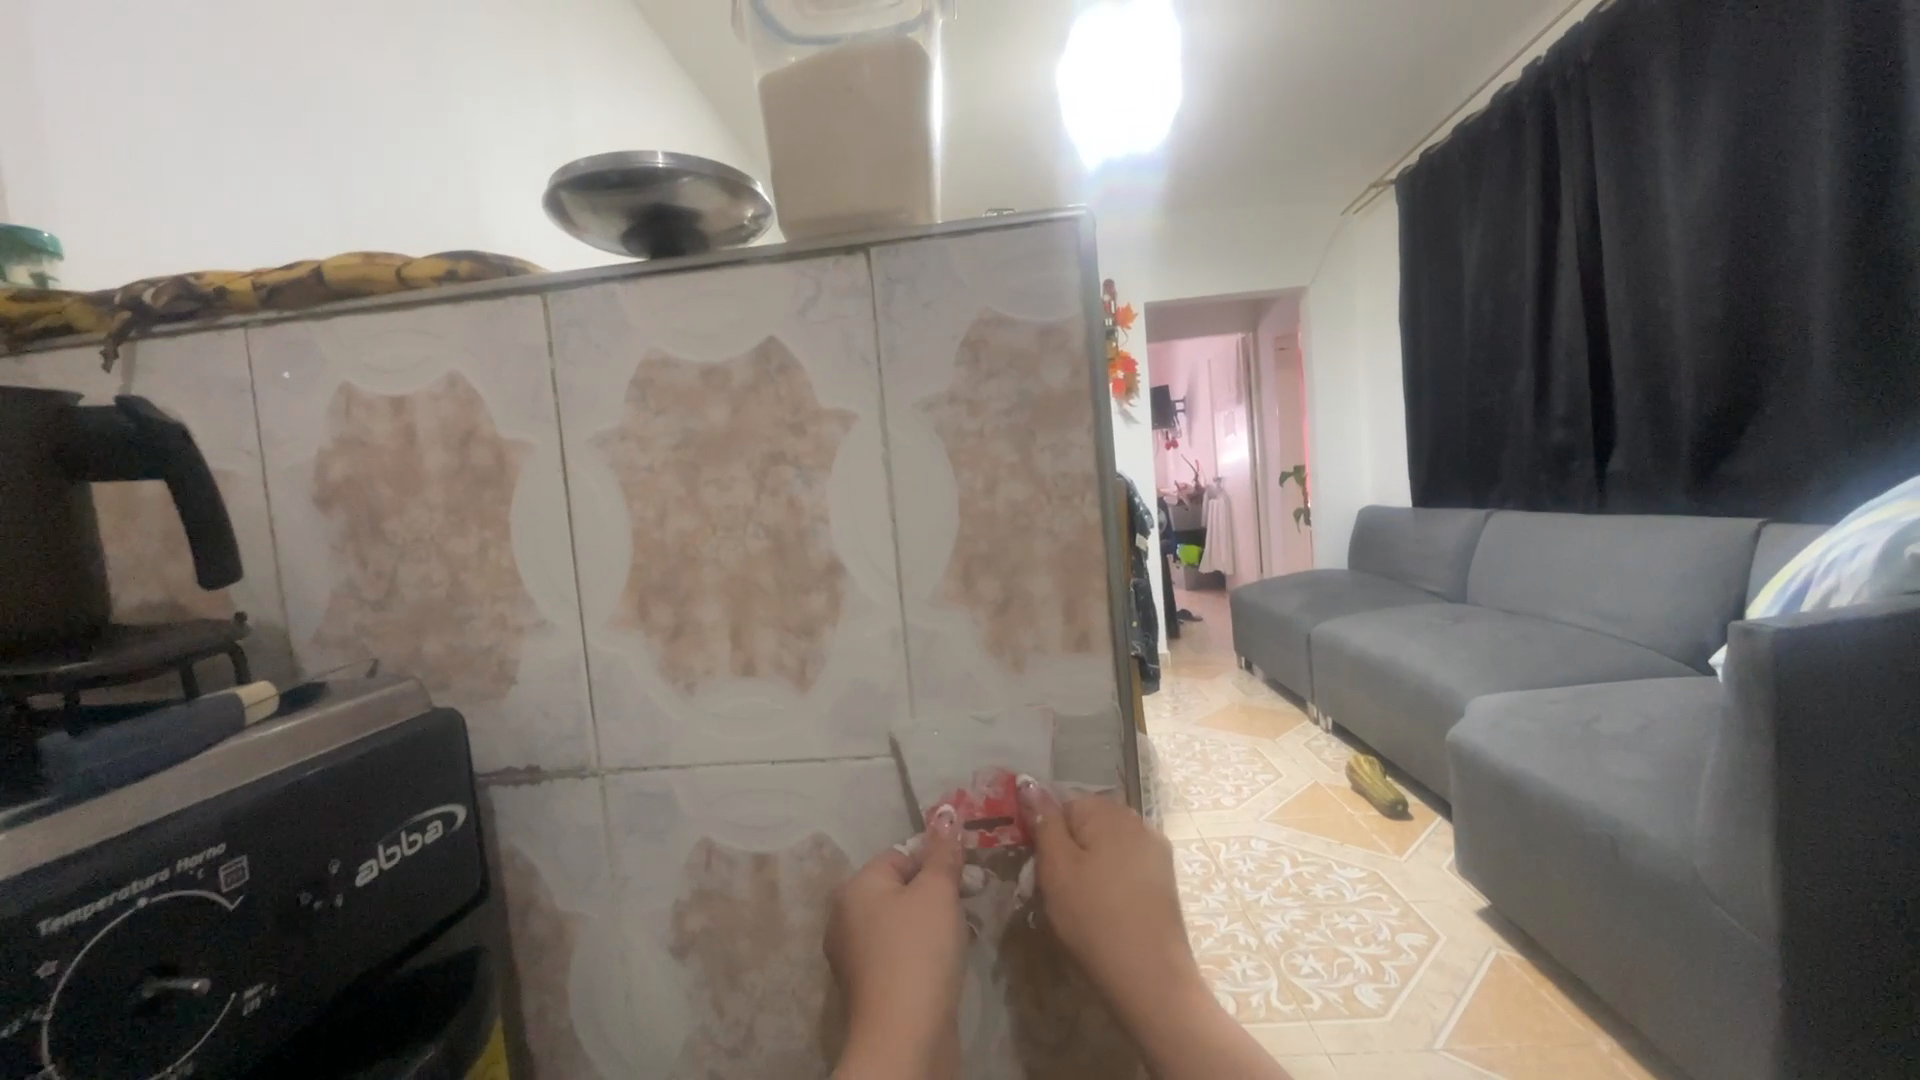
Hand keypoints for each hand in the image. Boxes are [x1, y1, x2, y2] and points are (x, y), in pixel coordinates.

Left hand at [826, 806, 968, 1079]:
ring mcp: (856, 957)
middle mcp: (846, 918)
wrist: (905, 1038)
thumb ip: (943, 851)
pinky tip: (951, 958)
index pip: (900, 853)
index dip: (936, 857)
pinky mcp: (873, 988)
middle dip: (939, 889)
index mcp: (854, 888)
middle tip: (975, 896)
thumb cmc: (918, 951)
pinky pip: (903, 952)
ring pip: (904, 921)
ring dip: (937, 920)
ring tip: (969, 929)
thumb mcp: (937, 891)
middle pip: (901, 887)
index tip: (968, 870)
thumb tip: (945, 811)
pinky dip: (927, 949)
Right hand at [1016, 780, 1291, 1079]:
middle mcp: (1137, 820)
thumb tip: (1028, 780)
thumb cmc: (1094, 918)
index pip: (1062, 806)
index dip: (1045, 836)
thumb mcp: (1056, 867)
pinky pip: (1125, 866)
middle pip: (1086, 824)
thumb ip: (1043, 819)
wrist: (1150, 977)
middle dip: (1067, 851)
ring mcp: (1156, 850)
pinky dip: (1111, 881)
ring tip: (1079, 905)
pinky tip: (1106, 911)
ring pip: (1106, 847)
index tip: (1038, 870)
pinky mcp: (1164, 879)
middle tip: (1055, 890)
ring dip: (1089, 867)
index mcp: (1109, 811)